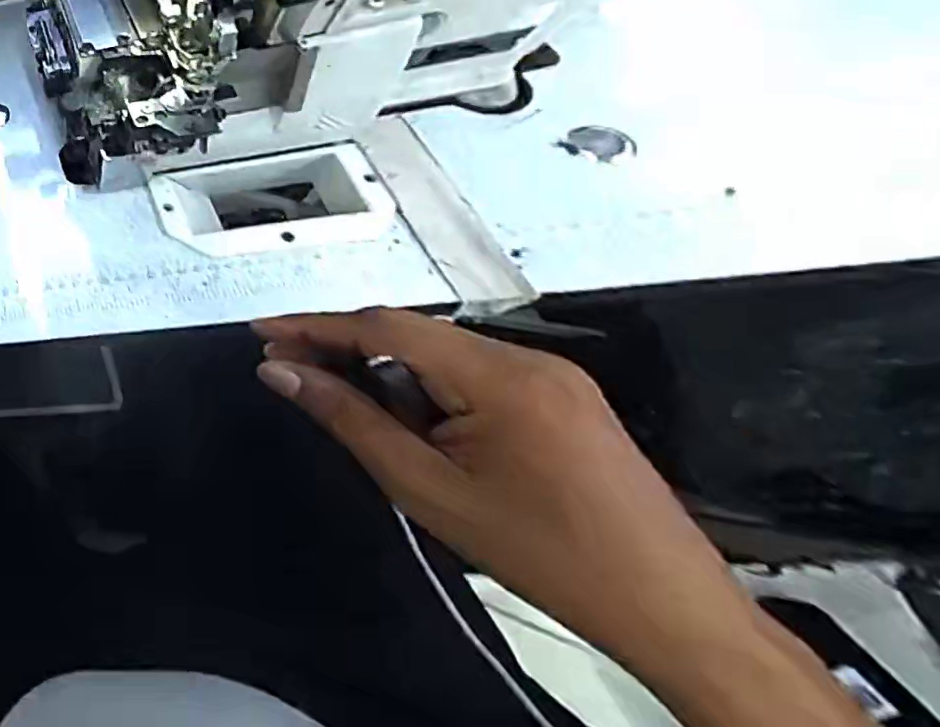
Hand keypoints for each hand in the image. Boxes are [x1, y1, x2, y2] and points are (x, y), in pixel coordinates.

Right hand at [252, 310, 867, 726]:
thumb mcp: (426, 488)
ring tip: (343, 399)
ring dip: (383, 367)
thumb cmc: (547, 557)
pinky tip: (406, 416)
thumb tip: (282, 372)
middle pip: (410, 332)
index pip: (385, 327)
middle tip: (288, 364)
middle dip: (344, 345)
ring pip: (437, 351)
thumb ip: (348, 419)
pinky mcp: (560, 394)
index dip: (316, 325)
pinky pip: (469, 370)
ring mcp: (551, 374)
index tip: (264, 330)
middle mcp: (529, 359)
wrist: (676, 614)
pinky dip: (423, 384)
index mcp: (501, 377)